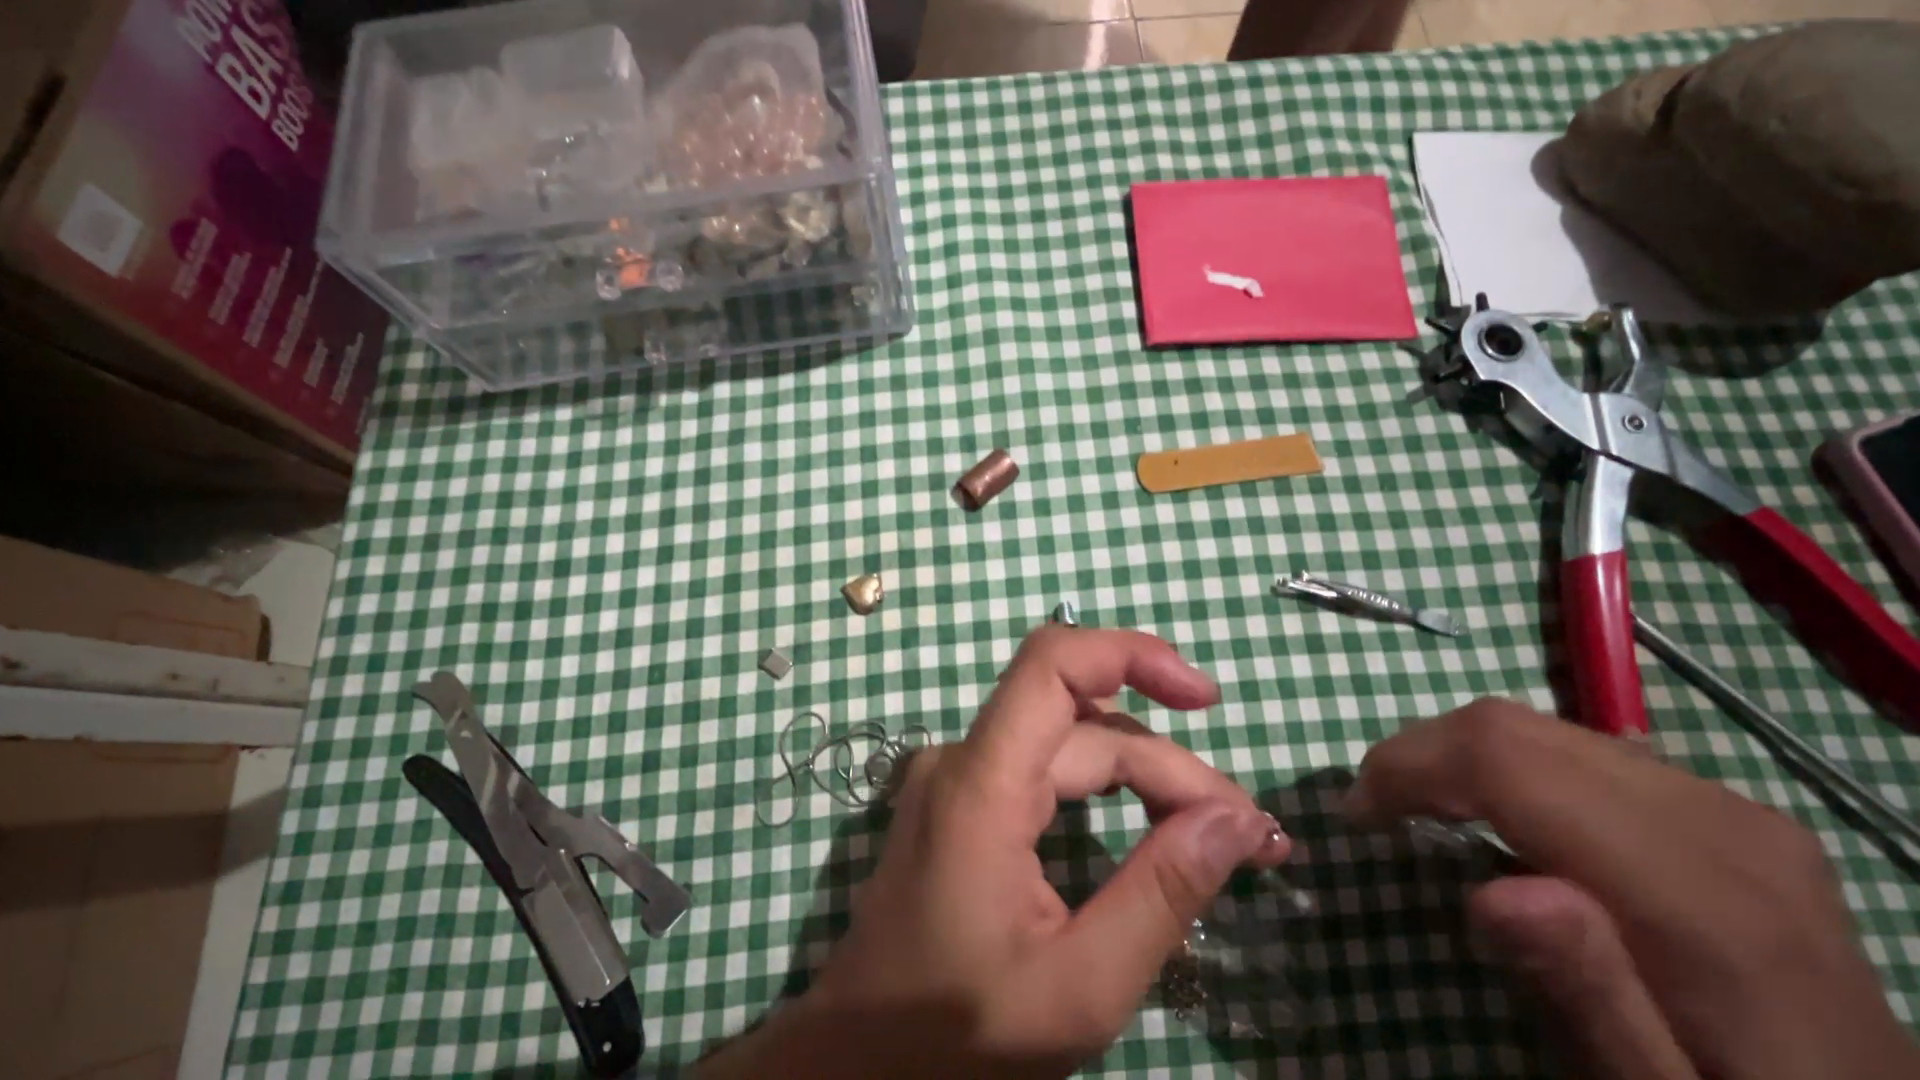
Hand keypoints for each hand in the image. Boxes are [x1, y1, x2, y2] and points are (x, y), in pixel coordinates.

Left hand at [699, 626, 1290, 1078]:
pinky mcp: (962, 809)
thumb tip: (1237, 819)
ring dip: (1147, 781)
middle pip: (1085, 726)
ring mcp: (957, 783)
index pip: (1052, 665)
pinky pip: (1044, 776)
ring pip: (1070, 750)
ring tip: (1220, 835)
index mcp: (980, 787)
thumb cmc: (958, 1032)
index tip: (1207, 697)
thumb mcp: (1079, 984)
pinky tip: (1155, 830)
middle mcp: (963, 764)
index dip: (1131, 654)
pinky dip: (1108, 796)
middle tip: (1250, 838)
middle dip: (1173, 769)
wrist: (858, 1063)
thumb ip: (1161, 894)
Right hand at [1346, 698, 1919, 1079]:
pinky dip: (1518, 767)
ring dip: (1465, 757)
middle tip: (1374, 809)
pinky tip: (1505, 821)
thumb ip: (1590, 995)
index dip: (1412, 766)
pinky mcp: (1733, 812)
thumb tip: (1493, 890)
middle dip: (1423, 753)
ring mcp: (1734, 807)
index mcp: (1701, 895)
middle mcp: (1719, 821)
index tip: (1356, 813)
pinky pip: (1590, 752)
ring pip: (1550, 728)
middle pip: (1522, 729)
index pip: (1513, 763)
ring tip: (1423, 811)